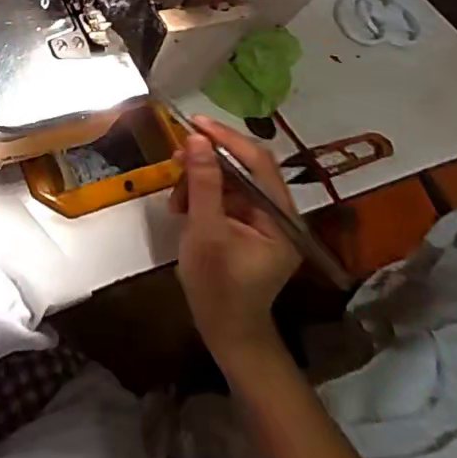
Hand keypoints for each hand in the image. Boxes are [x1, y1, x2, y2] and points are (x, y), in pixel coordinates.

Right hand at [171, 116, 303, 363]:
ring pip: (230, 181)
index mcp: (280, 217)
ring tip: (175, 198)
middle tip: (177, 157)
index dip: (227, 138)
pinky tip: (182, 208)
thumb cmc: (218, 288)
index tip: (195, 123)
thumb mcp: (205, 233)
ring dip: (200, 181)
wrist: (227, 334)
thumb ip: (203, 184)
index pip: (258, 162)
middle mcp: (277, 214)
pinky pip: (224, 197)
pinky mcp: (247, 227)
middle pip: (244, 168)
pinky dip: (201, 196)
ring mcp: (262, 221)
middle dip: (208, 161)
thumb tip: (198, 139)